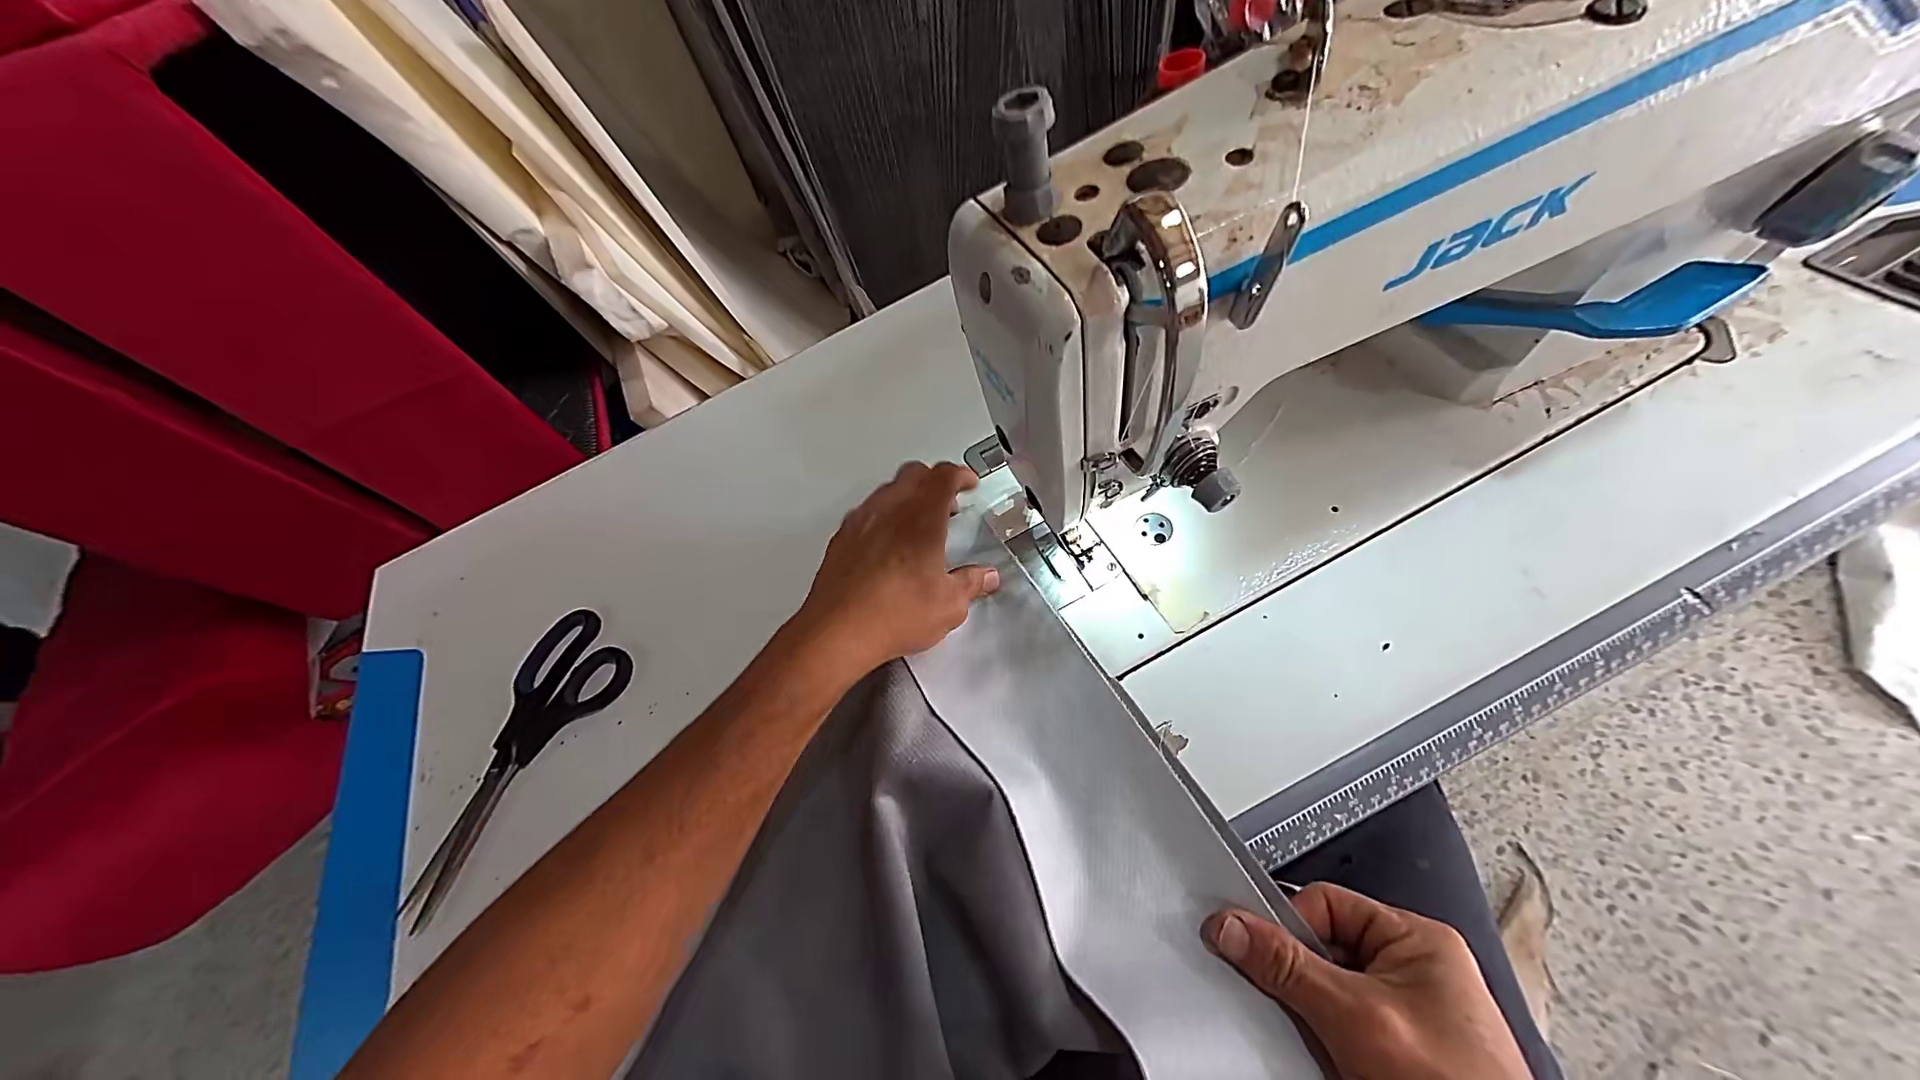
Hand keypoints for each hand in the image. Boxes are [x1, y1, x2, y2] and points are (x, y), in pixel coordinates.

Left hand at [793, 461, 999, 676]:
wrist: (839, 630)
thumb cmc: (889, 613)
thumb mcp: (949, 605)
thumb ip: (971, 584)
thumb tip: (983, 578)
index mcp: (922, 518)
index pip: (943, 477)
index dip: (960, 475)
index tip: (967, 481)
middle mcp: (889, 511)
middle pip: (913, 474)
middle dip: (933, 481)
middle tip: (947, 497)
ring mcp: (861, 522)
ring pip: (887, 490)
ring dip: (907, 496)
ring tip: (919, 519)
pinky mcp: (842, 539)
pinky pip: (865, 513)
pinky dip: (882, 516)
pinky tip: (887, 540)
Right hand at [1203, 884, 1529, 1079]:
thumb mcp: (1354, 1016)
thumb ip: (1286, 966)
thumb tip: (1232, 927)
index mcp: (1419, 939)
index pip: (1323, 902)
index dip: (1287, 924)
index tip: (1255, 947)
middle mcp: (1416, 969)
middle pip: (1323, 947)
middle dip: (1302, 979)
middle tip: (1298, 1008)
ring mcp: (1412, 1013)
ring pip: (1329, 990)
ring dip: (1315, 1014)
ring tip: (1328, 1045)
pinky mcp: (1402, 1050)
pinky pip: (1343, 1025)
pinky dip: (1328, 1040)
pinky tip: (1334, 1062)